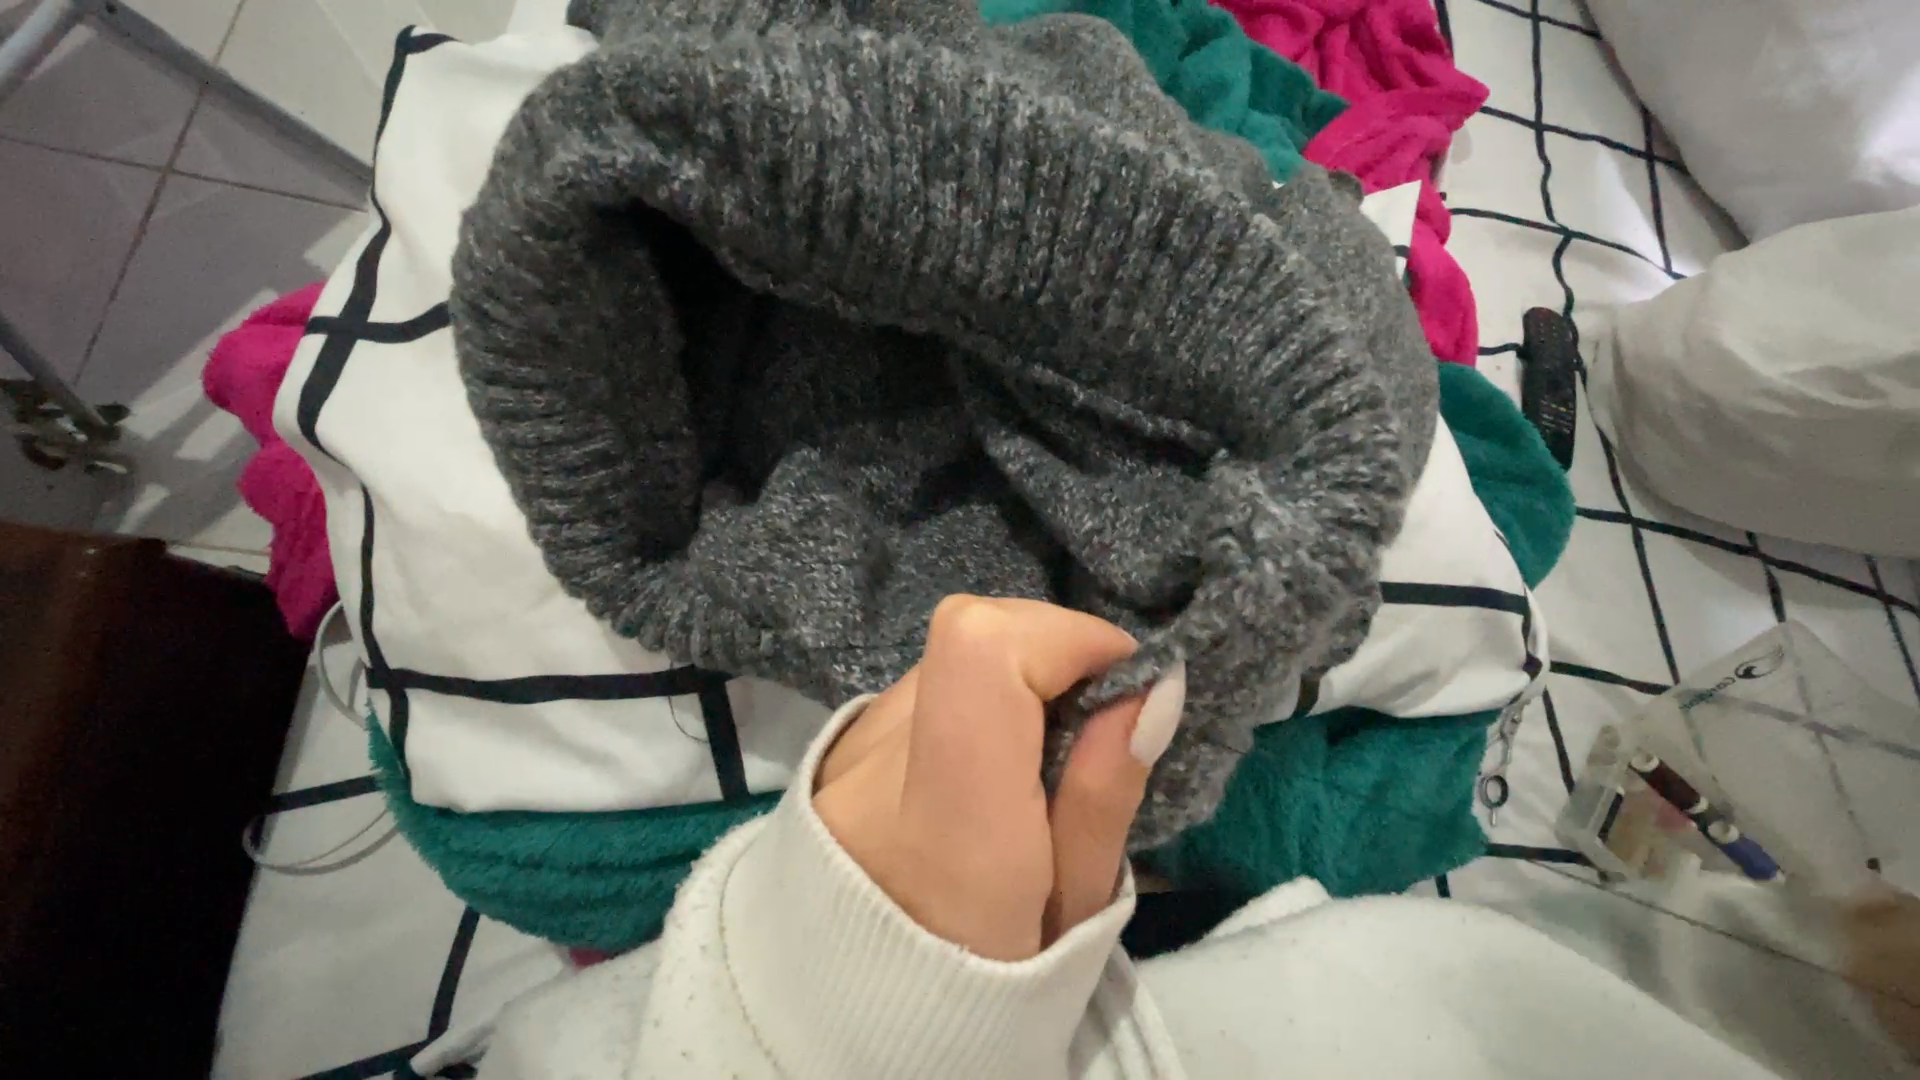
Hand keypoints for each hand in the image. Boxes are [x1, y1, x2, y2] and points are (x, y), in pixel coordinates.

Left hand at [813, 596, 1184, 960]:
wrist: (851, 1008)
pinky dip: (968, 697)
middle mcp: (880, 765)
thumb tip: (1149, 687)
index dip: (1063, 635)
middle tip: (1087, 714)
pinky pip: (919, 685)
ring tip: (1030, 751)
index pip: (983, 653)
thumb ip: (1103, 793)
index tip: (1122, 676)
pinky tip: (980, 761)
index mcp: (949, 822)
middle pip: (968, 634)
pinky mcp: (836, 745)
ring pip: (947, 656)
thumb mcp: (1073, 908)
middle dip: (1049, 649)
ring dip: (1009, 674)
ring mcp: (846, 748)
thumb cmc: (985, 979)